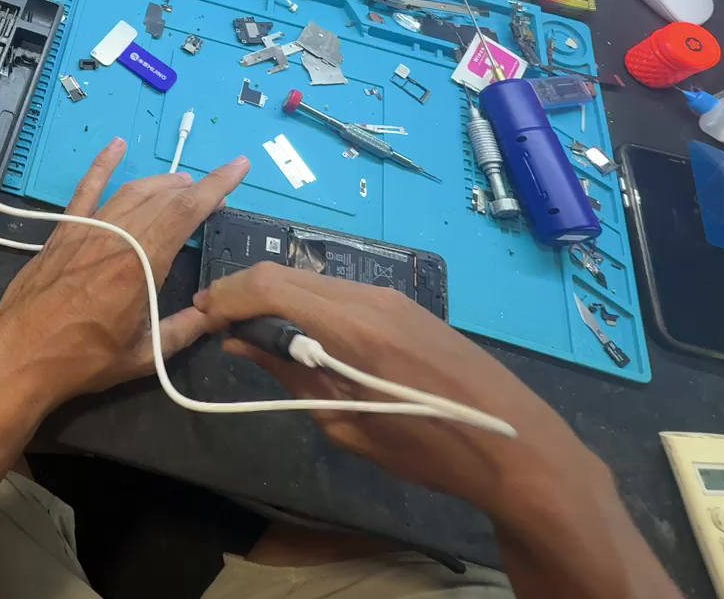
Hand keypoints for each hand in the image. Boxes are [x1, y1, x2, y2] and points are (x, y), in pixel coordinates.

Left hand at [0, 138, 249, 409]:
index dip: (215, 187)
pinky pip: (86, 189)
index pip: (185, 213)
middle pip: (162, 199)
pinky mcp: (63, 230)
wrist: (20, 355)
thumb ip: (184, 331)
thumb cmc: (83, 359)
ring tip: (183, 183)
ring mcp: (86, 229)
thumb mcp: (143, 356)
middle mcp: (116, 237)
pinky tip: (116, 147)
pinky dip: (102, 165)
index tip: (237, 167)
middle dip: (194, 189)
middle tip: (215, 192)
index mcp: (141, 265)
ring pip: (130, 192)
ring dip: (161, 183)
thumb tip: (218, 313)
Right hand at [195, 262, 605, 522]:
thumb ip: (289, 373)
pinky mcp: (401, 303)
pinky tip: (299, 330)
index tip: (201, 315)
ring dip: (271, 295)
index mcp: (352, 326)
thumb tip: (238, 342)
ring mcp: (387, 294)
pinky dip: (303, 300)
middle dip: (241, 291)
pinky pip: (335, 289)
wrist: (522, 447)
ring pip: (307, 278)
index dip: (227, 295)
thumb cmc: (430, 449)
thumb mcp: (347, 423)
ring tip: (252, 328)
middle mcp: (366, 295)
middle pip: (283, 273)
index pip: (268, 286)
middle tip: (216, 320)